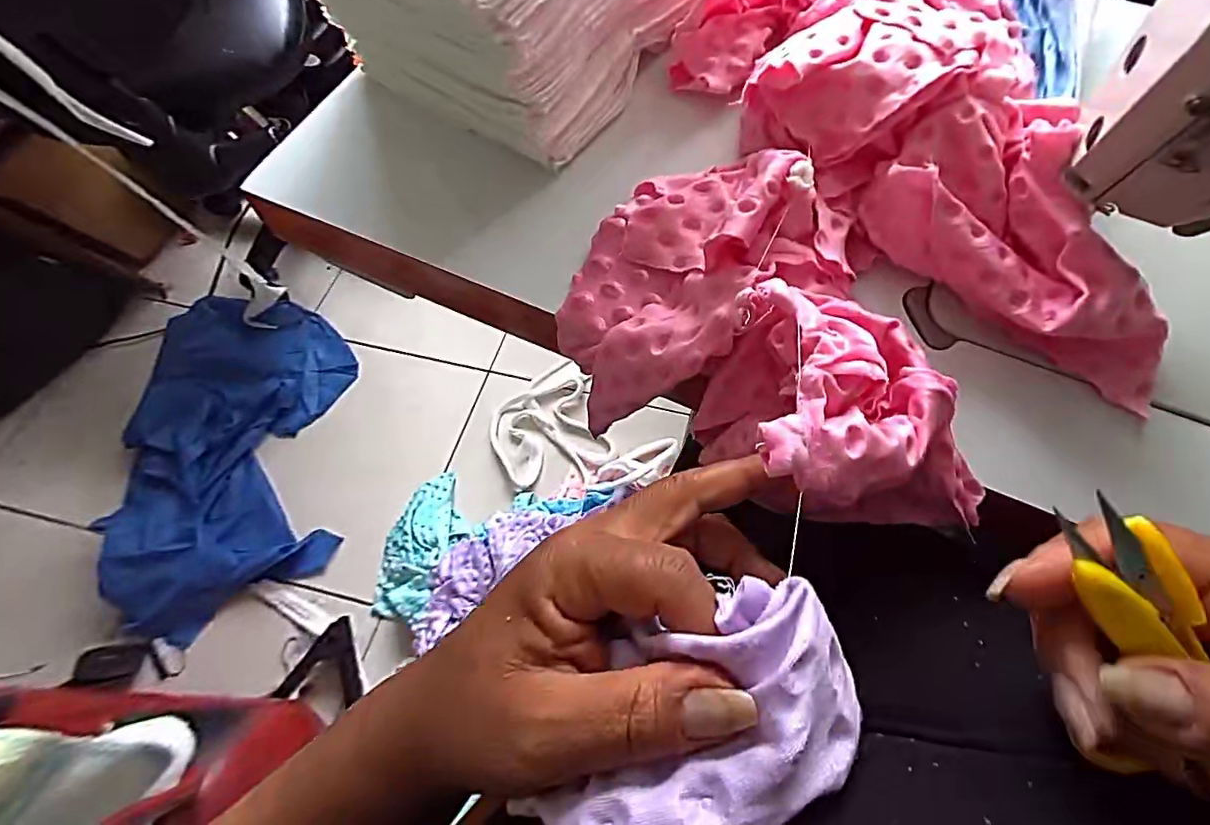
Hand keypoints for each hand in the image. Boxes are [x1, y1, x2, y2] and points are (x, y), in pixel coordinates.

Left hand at [222, 456, 782, 823]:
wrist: (430, 725)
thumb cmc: (476, 719)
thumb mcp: (551, 732)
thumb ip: (644, 713)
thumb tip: (738, 701)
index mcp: (575, 563)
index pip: (665, 571)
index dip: (707, 619)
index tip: (728, 678)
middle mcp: (592, 544)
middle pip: (673, 501)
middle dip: (728, 486)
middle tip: (778, 478)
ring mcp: (598, 559)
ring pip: (674, 523)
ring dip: (725, 535)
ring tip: (767, 580)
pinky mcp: (603, 584)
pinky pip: (667, 557)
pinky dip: (707, 564)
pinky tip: (726, 597)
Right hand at [993, 519, 1209, 824]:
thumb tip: (1118, 681)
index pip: (1129, 543)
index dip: (1066, 557)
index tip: (1016, 595)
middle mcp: (1188, 598)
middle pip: (1086, 591)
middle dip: (1073, 651)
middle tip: (1095, 728)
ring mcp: (1168, 640)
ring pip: (1080, 638)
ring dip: (1088, 695)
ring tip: (1126, 754)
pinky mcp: (1157, 682)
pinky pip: (1097, 685)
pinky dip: (1103, 721)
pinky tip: (1140, 754)